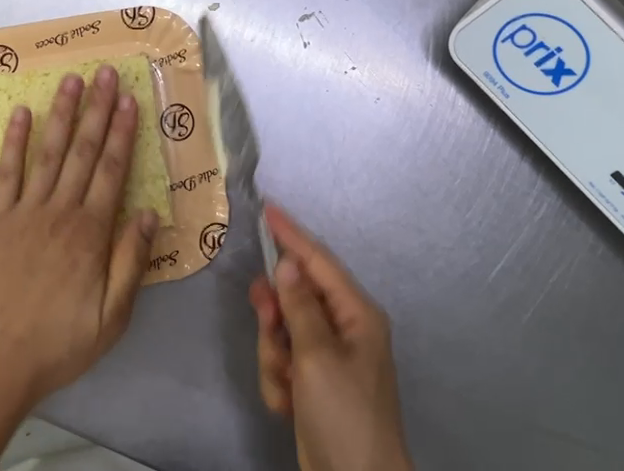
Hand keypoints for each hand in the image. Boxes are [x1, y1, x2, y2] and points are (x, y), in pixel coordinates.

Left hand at [0, 66, 159, 408]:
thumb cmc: (60, 342)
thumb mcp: (112, 316)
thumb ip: (131, 262)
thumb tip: (148, 213)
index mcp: (90, 233)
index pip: (111, 171)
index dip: (122, 133)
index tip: (129, 99)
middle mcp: (59, 212)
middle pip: (83, 152)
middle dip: (97, 109)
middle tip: (105, 73)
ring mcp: (24, 213)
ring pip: (48, 153)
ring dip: (62, 114)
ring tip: (72, 80)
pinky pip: (6, 173)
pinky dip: (14, 142)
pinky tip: (21, 114)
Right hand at [249, 204, 411, 470]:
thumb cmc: (343, 414)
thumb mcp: (317, 357)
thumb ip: (299, 307)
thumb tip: (288, 264)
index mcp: (357, 314)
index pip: (319, 261)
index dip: (291, 235)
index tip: (268, 209)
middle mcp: (344, 329)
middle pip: (295, 298)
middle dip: (276, 316)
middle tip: (267, 324)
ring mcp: (327, 358)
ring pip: (282, 332)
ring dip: (275, 357)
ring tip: (287, 384)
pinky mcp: (312, 384)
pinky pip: (282, 362)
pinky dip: (279, 382)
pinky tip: (289, 405)